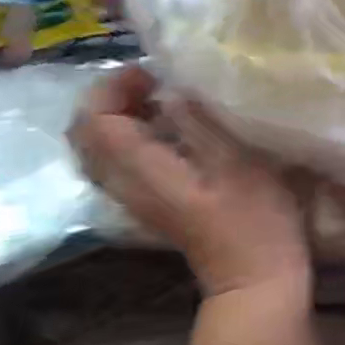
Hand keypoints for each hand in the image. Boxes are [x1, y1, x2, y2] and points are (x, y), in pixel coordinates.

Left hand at [71, 66, 309, 299]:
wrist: (255, 275)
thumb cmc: (255, 218)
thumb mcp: (237, 164)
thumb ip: (200, 125)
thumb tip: (174, 91)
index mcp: (139, 169)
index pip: (96, 119)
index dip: (115, 87)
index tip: (156, 69)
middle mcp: (123, 182)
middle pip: (89, 133)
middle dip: (113, 99)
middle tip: (157, 80)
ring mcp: (136, 197)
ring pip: (103, 148)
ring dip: (125, 118)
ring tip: (167, 100)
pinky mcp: (155, 204)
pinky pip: (124, 162)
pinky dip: (137, 138)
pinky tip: (176, 133)